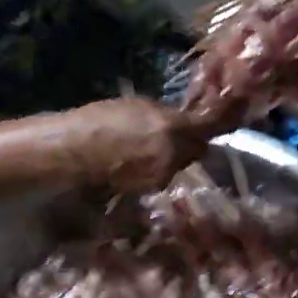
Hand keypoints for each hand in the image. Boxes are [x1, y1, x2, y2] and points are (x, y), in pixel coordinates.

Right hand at [62, 98, 207, 192]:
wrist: (74, 154)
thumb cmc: (100, 121)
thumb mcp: (138, 106)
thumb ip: (167, 116)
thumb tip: (183, 121)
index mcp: (173, 129)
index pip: (211, 126)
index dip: (221, 121)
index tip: (223, 115)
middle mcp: (175, 156)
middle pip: (198, 149)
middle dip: (192, 141)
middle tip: (180, 132)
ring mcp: (164, 176)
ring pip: (181, 163)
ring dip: (174, 155)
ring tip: (152, 146)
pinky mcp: (151, 190)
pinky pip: (164, 175)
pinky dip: (159, 168)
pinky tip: (140, 161)